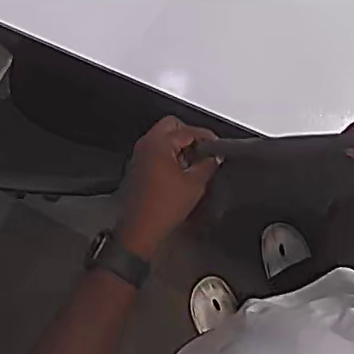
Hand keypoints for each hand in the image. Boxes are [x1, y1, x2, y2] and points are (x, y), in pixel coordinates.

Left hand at [116, 116, 220, 257]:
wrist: (141, 228)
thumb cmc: (163, 207)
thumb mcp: (194, 184)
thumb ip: (207, 165)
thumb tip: (213, 158)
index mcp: (159, 143)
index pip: (186, 130)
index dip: (205, 136)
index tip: (216, 144)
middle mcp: (146, 144)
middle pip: (171, 126)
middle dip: (188, 134)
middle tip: (203, 149)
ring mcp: (139, 155)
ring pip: (161, 137)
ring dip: (177, 144)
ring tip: (193, 161)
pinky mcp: (137, 166)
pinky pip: (154, 150)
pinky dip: (168, 154)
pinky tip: (180, 170)